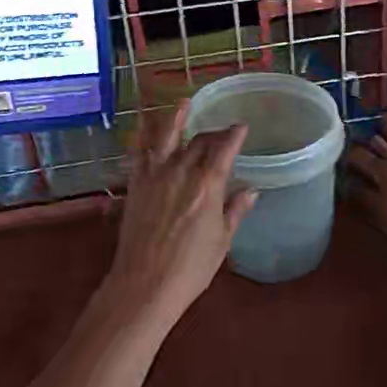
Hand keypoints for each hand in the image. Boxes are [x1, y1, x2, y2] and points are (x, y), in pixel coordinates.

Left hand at [106, 101, 257, 323]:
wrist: (146, 282)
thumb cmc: (191, 268)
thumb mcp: (222, 241)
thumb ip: (235, 211)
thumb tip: (251, 191)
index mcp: (207, 186)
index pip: (224, 151)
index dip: (234, 136)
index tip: (241, 127)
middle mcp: (181, 172)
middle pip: (198, 143)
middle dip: (212, 134)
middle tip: (221, 133)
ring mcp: (154, 175)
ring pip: (166, 138)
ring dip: (176, 118)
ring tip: (183, 104)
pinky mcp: (135, 183)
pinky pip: (140, 153)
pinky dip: (145, 138)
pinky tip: (147, 130)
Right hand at [342, 130, 386, 242]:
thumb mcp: (383, 212)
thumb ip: (363, 197)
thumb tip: (344, 185)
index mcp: (382, 170)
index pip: (358, 155)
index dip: (345, 152)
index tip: (334, 149)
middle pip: (377, 145)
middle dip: (363, 140)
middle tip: (352, 135)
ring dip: (384, 137)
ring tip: (376, 131)